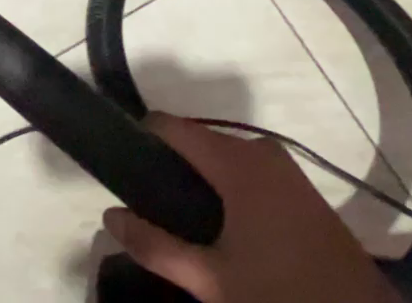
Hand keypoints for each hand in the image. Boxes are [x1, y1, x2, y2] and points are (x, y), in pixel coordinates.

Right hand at [102, 114, 401, 302]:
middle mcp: (260, 151)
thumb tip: (110, 217)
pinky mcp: (300, 189)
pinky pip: (247, 173)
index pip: (170, 126)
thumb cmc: (282, 295)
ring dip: (199, 183)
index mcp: (236, 162)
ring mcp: (285, 169)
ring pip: (222, 158)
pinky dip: (226, 192)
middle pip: (196, 142)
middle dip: (170, 169)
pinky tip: (220, 231)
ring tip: (181, 225)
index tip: (122, 171)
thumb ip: (155, 246)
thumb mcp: (211, 280)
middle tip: (150, 210)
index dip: (140, 141)